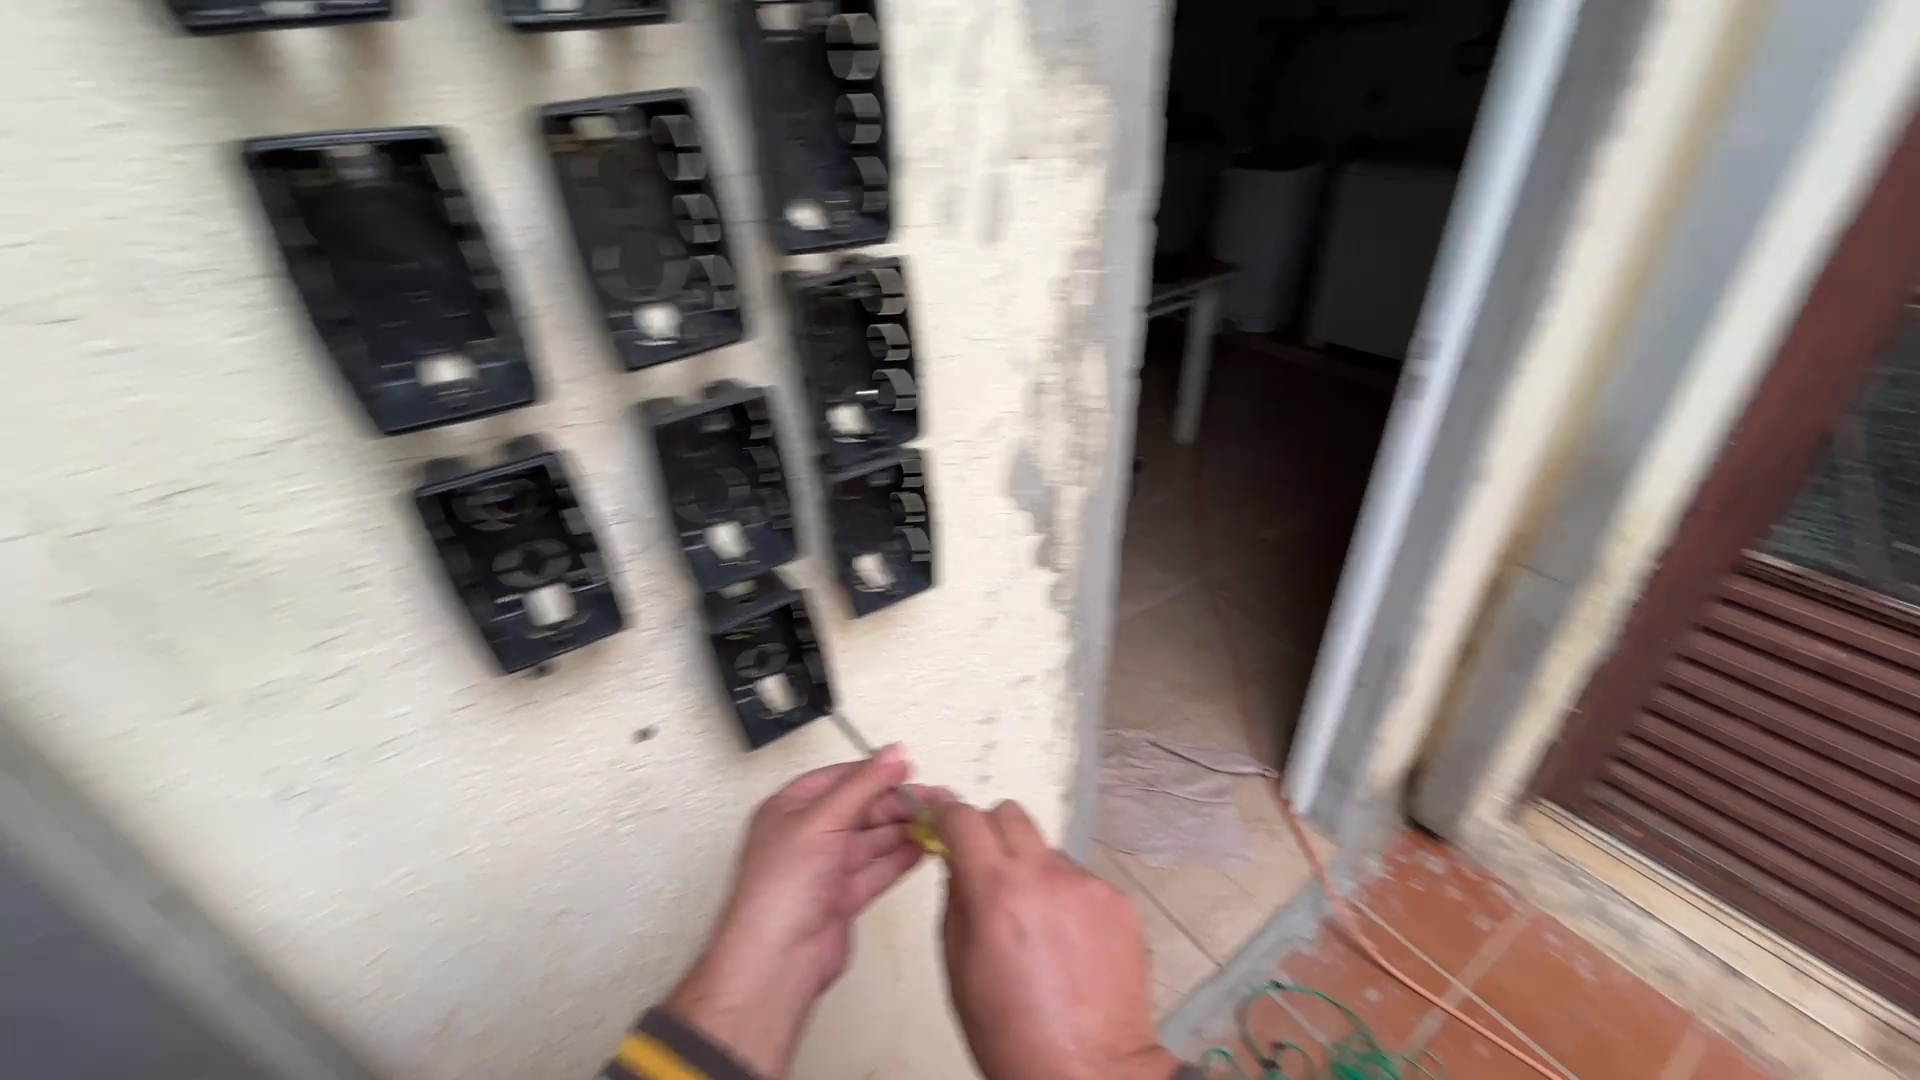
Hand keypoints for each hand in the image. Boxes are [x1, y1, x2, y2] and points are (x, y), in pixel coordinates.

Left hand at [666, 747, 926, 1079]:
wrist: (777, 961)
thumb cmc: (782, 887)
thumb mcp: (823, 820)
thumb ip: (863, 785)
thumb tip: (893, 753)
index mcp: (790, 808)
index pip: (838, 778)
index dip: (873, 772)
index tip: (907, 769)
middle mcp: (807, 834)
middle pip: (859, 808)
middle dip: (894, 804)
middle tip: (929, 801)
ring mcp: (825, 867)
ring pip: (871, 839)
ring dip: (902, 830)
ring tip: (935, 822)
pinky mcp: (843, 897)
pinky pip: (876, 869)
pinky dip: (899, 859)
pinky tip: (922, 848)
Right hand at [933, 795, 1179, 1079]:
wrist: (1089, 1075)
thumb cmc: (1010, 1033)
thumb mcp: (958, 968)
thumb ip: (955, 900)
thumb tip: (957, 861)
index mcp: (996, 891)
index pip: (964, 818)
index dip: (946, 813)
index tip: (940, 817)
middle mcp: (1044, 874)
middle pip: (1010, 813)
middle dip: (991, 831)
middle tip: (988, 868)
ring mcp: (1087, 885)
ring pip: (1047, 850)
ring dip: (1033, 871)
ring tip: (1037, 926)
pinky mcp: (1119, 901)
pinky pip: (1080, 880)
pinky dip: (1066, 898)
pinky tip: (1069, 942)